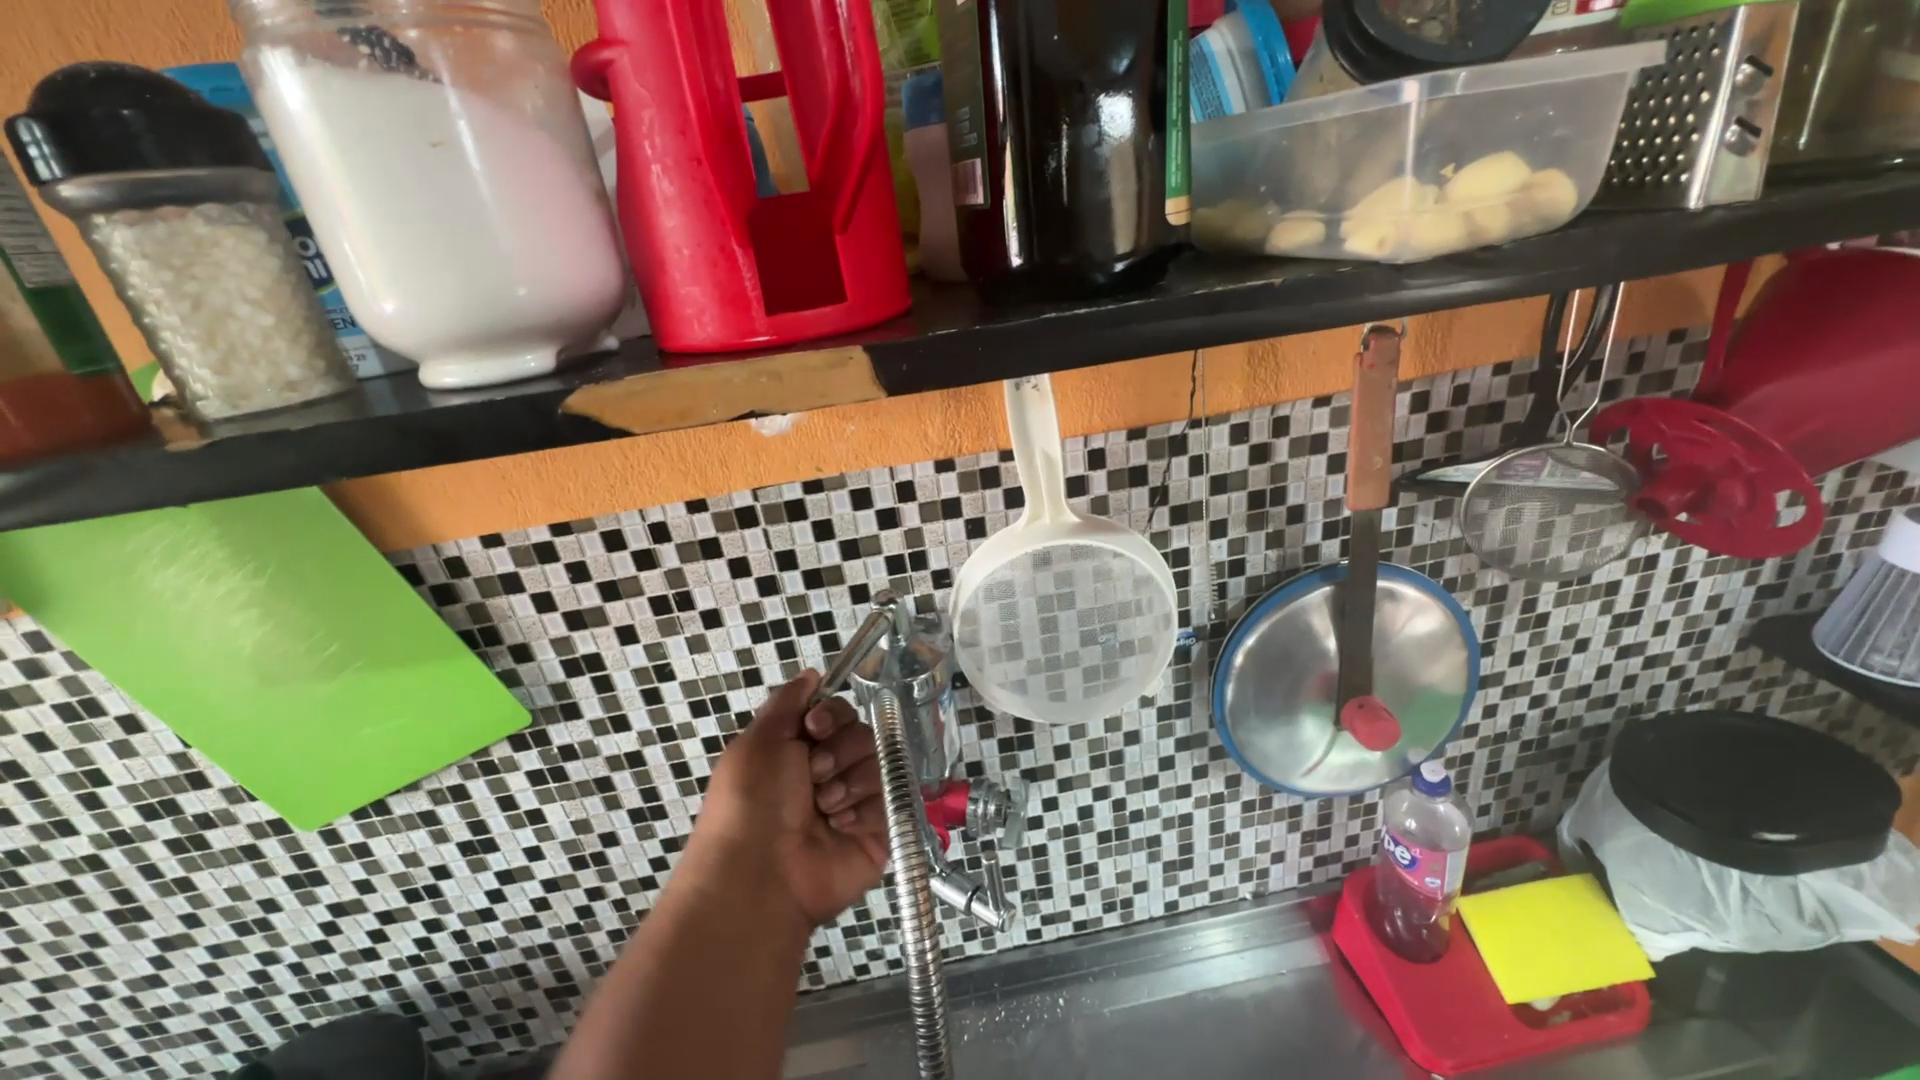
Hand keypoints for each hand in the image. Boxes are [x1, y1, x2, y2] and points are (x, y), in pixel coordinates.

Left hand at [683, 670, 888, 928]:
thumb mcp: (758, 742)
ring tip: (826, 808)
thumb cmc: (751, 803)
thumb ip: (788, 701)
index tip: (815, 727)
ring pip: (880, 762)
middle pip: (862, 733)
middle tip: (814, 777)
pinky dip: (866, 808)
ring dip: (850, 782)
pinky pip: (891, 797)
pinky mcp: (879, 829)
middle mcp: (829, 772)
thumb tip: (812, 673)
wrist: (761, 875)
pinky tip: (842, 827)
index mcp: (798, 749)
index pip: (837, 712)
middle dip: (839, 751)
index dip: (831, 715)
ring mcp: (856, 800)